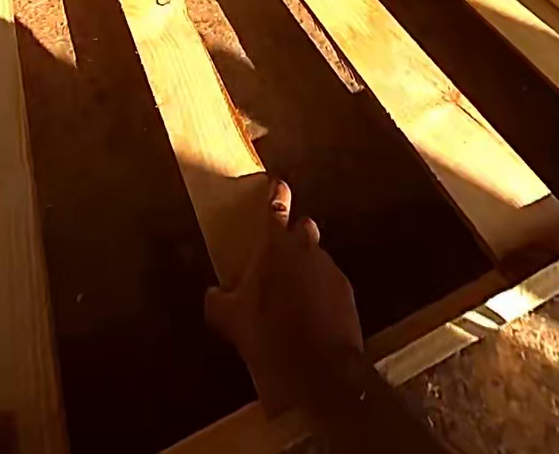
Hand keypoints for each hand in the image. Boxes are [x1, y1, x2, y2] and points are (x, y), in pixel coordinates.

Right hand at [203, 179, 364, 412]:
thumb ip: (218, 303)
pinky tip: (311, 315)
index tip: (277, 185)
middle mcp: (306, 249)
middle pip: (302, 227)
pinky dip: (321, 290)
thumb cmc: (273, 338)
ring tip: (294, 295)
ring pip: (316, 255)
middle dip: (293, 235)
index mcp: (276, 247)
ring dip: (306, 266)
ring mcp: (329, 268)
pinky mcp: (346, 291)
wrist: (324, 374)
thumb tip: (212, 295)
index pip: (276, 207)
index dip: (276, 194)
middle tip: (278, 259)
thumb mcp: (234, 323)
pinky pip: (330, 281)